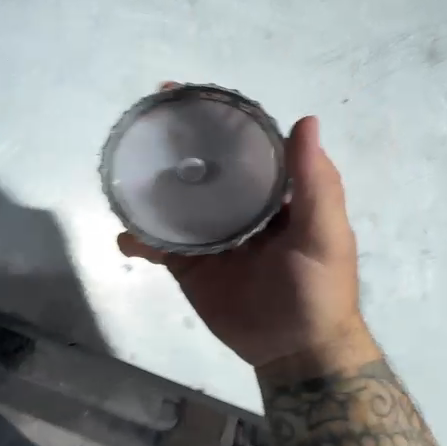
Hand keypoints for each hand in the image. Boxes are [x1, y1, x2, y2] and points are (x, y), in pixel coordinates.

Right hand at [118, 116, 374, 377]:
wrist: (294, 351)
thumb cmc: (319, 289)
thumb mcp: (325, 234)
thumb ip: (315, 183)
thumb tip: (305, 120)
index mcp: (270, 193)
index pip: (239, 146)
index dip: (213, 119)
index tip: (184, 94)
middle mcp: (235, 206)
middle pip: (197, 168)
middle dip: (170, 146)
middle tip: (142, 126)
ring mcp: (207, 235)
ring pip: (170, 203)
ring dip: (145, 190)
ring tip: (121, 179)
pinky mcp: (185, 263)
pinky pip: (155, 244)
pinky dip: (137, 240)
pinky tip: (127, 238)